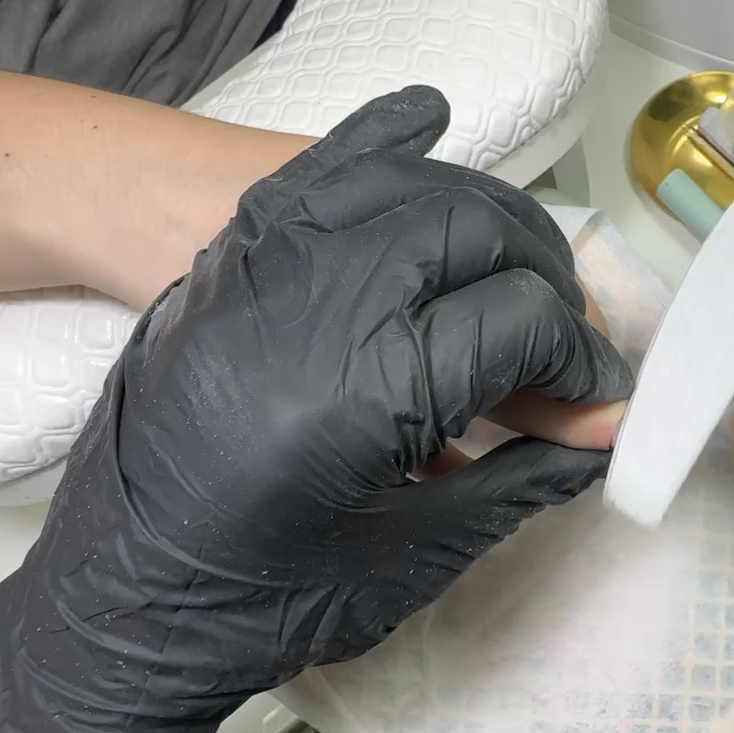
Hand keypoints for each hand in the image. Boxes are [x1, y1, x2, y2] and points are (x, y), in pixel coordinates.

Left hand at [0, 87, 632, 732]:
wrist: (123, 610)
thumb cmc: (275, 606)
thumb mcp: (419, 557)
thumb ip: (527, 475)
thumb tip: (610, 427)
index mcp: (359, 396)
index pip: (520, 322)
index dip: (585, 362)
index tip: (602, 403)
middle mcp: (307, 304)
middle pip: (475, 230)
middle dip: (547, 282)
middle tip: (563, 346)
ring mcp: (258, 266)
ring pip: (408, 186)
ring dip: (488, 223)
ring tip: (519, 278)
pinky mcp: (229, 260)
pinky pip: (318, 170)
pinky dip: (385, 143)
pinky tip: (428, 123)